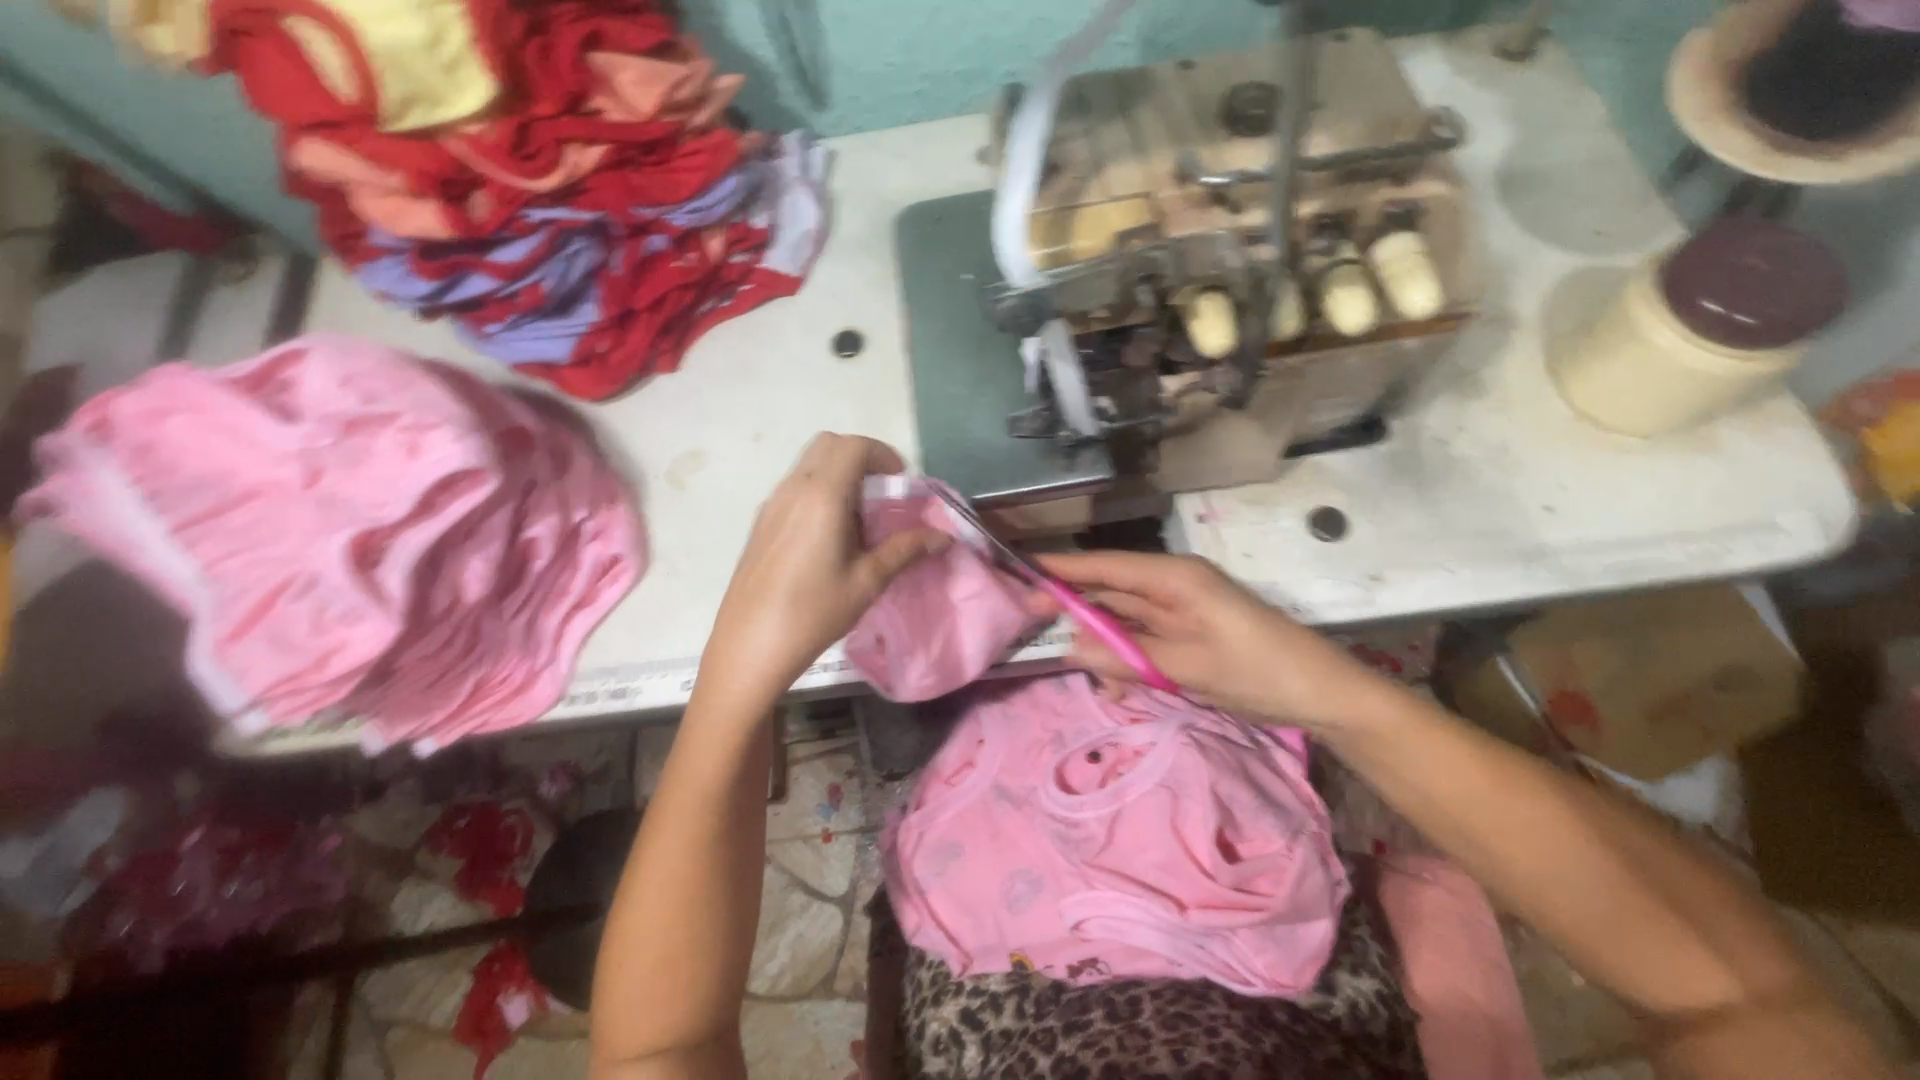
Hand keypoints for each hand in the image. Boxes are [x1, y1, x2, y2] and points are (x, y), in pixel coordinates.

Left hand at [702, 434, 948, 706]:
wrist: (749, 646)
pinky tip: (830, 538)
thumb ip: (906, 550)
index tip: (902, 483)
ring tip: (860, 520)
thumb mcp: (867, 581)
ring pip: (809, 465)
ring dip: (839, 475)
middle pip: (828, 445)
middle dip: (861, 457)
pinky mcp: (761, 524)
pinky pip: (795, 488)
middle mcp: (792, 489)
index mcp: (821, 496)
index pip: (854, 446)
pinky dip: (820, 492)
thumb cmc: (813, 613)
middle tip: (883, 493)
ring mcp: (771, 505)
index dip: (884, 455)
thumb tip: (944, 536)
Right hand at [1032, 551, 1384, 731]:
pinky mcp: (1188, 637)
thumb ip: (1128, 657)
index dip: (1062, 569)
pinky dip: (1123, 660)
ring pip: (1122, 618)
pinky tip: (1113, 686)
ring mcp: (1181, 612)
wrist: (1323, 694)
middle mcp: (1173, 587)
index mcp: (1175, 579)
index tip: (1020, 572)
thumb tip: (1070, 647)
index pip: (1105, 566)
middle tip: (1026, 619)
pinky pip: (1141, 641)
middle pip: (1109, 589)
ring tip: (1067, 661)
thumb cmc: (1260, 671)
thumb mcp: (1191, 668)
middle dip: (1071, 604)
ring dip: (1097, 641)